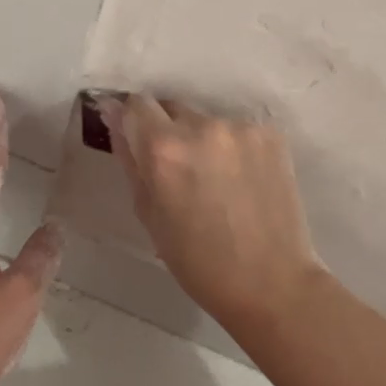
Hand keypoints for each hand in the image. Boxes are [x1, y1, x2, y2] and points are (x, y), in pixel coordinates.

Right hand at [99, 94, 325, 327]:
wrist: (271, 282)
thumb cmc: (198, 261)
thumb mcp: (149, 215)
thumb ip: (130, 161)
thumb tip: (114, 119)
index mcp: (163, 148)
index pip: (136, 104)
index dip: (132, 119)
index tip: (135, 137)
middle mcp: (202, 126)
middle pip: (171, 108)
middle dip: (166, 130)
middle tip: (177, 169)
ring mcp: (241, 127)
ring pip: (206, 120)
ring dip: (202, 139)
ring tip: (215, 179)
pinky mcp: (271, 134)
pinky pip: (237, 130)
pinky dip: (233, 147)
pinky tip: (242, 180)